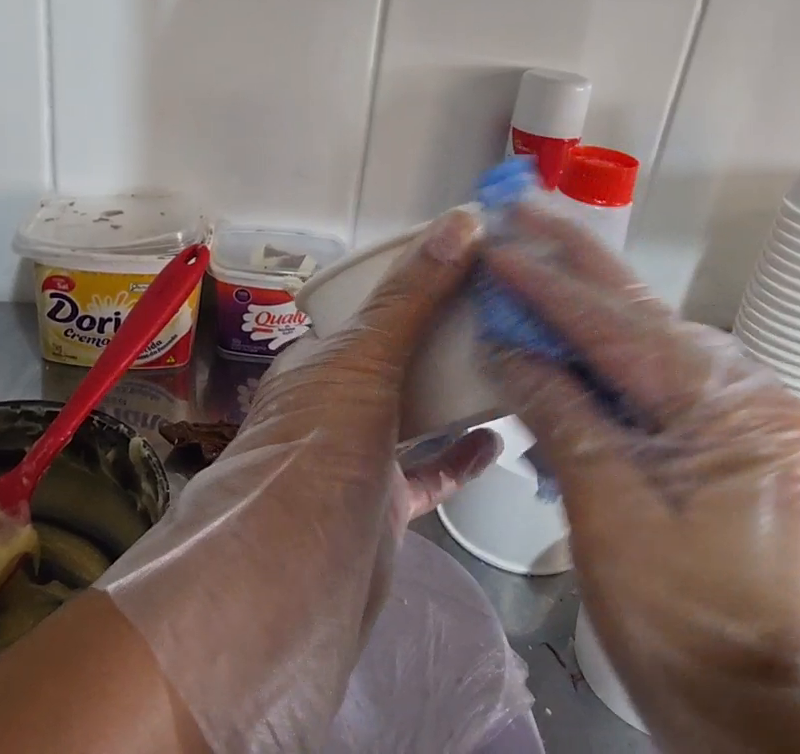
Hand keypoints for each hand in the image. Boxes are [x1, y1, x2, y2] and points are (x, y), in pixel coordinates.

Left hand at [100, 209, 516, 752]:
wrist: (291, 577)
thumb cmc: (320, 449)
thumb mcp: (365, 358)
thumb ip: (411, 297)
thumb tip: (461, 221)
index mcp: (317, 362)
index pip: (370, 310)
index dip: (415, 286)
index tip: (470, 267)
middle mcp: (333, 405)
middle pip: (395, 361)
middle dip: (441, 339)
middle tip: (502, 315)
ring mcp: (356, 459)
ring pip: (412, 415)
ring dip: (453, 394)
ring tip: (509, 365)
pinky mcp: (381, 508)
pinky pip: (427, 472)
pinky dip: (459, 456)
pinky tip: (498, 438)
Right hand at [483, 207, 799, 753]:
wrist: (777, 723)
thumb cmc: (689, 626)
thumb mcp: (609, 512)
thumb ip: (562, 414)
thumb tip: (514, 352)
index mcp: (731, 407)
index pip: (618, 326)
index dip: (549, 285)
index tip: (498, 244)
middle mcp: (753, 399)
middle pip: (645, 318)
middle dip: (579, 268)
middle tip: (526, 213)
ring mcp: (753, 427)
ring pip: (655, 352)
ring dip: (592, 317)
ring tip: (537, 277)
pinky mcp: (741, 455)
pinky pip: (665, 392)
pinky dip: (612, 371)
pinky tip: (572, 360)